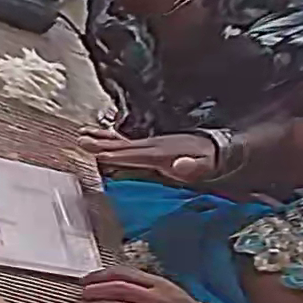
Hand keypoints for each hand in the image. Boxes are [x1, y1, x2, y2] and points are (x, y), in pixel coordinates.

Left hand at [77, 266, 203, 302]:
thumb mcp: (164, 289)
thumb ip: (140, 283)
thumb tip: (107, 279)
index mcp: (159, 285)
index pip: (125, 274)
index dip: (101, 275)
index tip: (85, 280)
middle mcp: (158, 300)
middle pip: (120, 290)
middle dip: (96, 290)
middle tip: (82, 294)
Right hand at [78, 128, 215, 183]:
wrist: (220, 149)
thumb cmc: (211, 162)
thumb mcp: (207, 167)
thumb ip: (192, 167)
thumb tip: (178, 165)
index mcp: (160, 154)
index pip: (133, 155)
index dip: (116, 155)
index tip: (98, 155)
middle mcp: (153, 146)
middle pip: (121, 145)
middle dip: (101, 144)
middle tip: (81, 140)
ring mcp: (151, 144)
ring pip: (121, 142)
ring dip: (102, 138)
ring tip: (83, 135)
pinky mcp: (152, 145)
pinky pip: (127, 142)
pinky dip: (112, 139)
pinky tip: (104, 138)